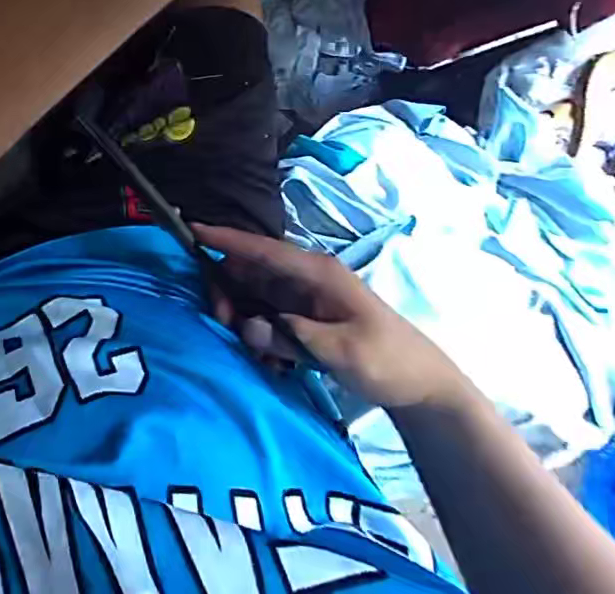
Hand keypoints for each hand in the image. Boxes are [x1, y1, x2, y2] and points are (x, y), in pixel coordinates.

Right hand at [193, 224, 469, 409]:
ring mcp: (303, 297)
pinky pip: (266, 317)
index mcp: (316, 272)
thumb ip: (294, 337)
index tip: (191, 229)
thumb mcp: (344, 351)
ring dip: (243, 319)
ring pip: (254, 295)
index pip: (261, 249)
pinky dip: (259, 335)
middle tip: (226, 326)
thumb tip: (247, 326)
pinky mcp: (303, 317)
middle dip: (228, 293)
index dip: (225, 238)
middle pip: (249, 272)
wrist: (422, 385)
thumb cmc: (388, 360)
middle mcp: (304, 277)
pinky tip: (272, 363)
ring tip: (252, 351)